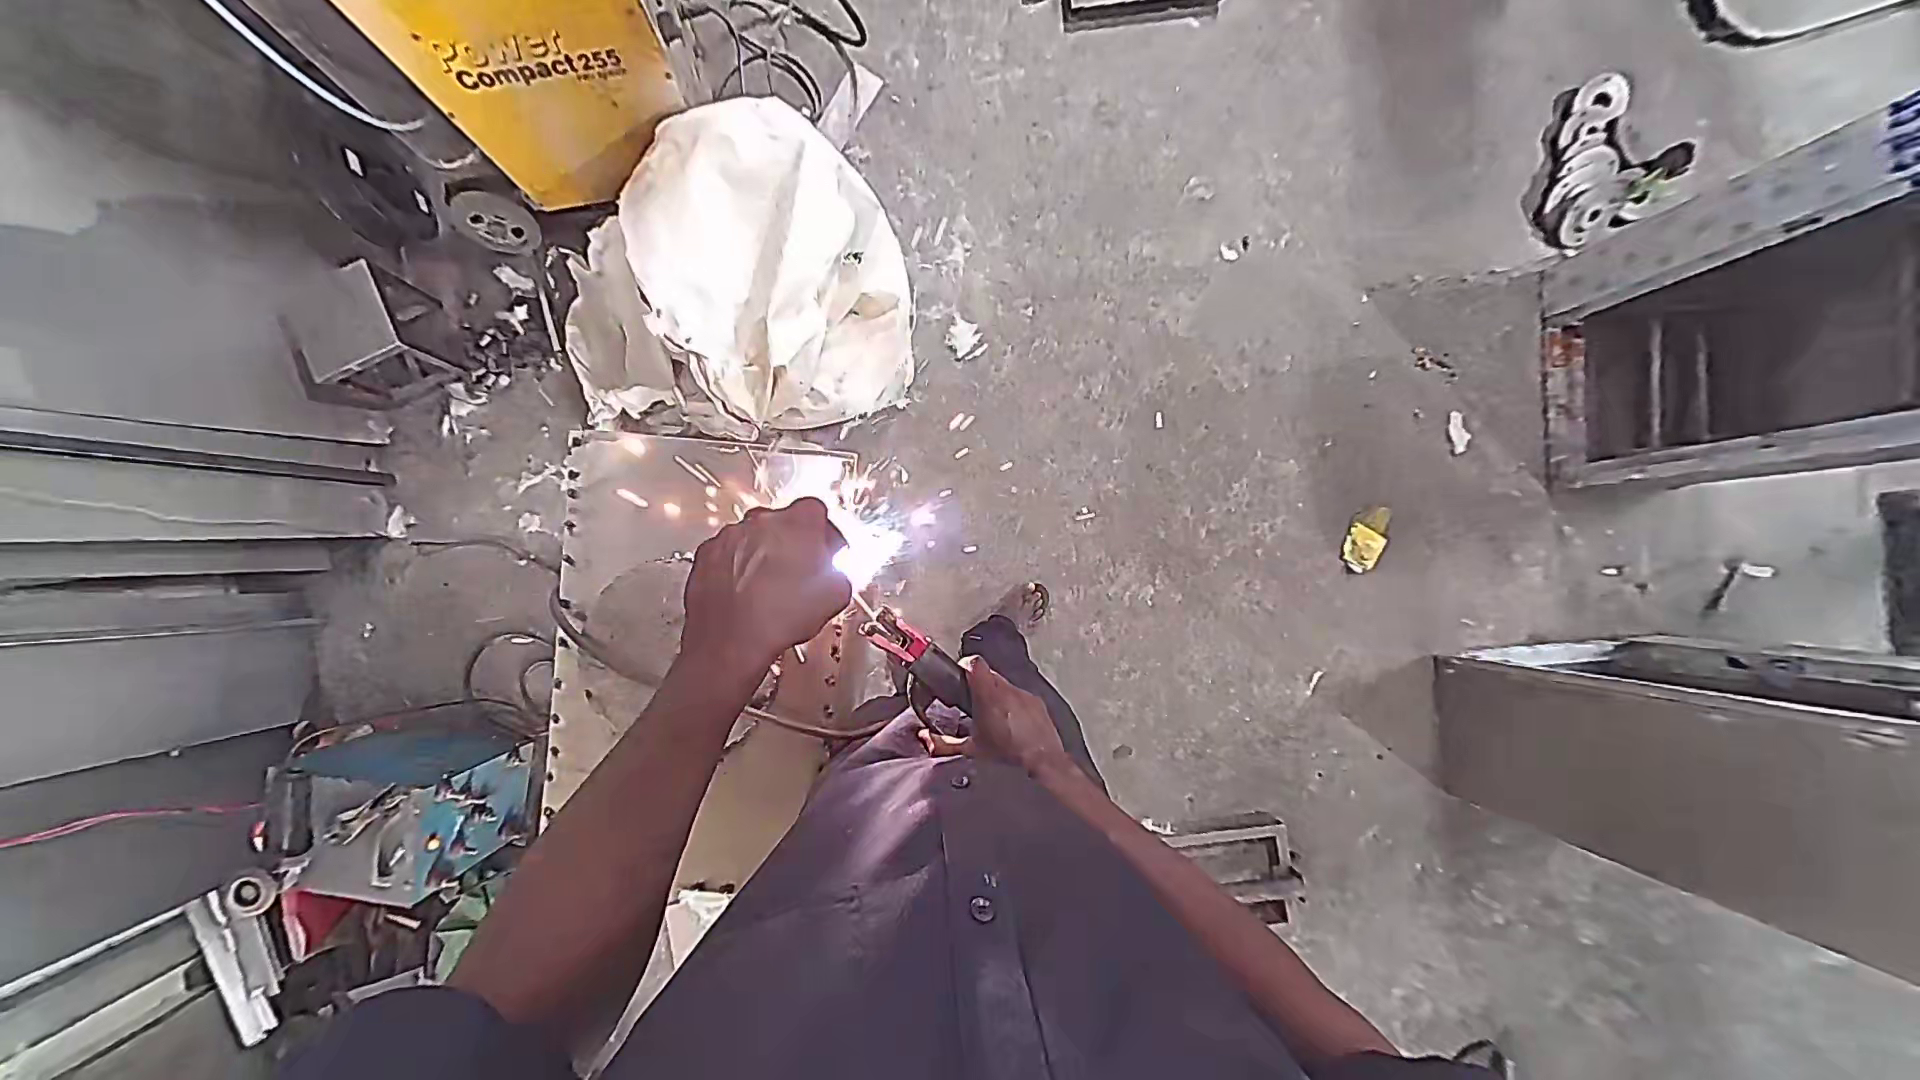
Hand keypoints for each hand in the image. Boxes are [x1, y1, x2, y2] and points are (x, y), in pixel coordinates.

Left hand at [680, 497, 850, 675]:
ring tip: (771, 589)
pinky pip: (728, 554)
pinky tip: (747, 594)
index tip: (827, 550)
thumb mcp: (835, 595)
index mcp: (799, 522)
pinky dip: (736, 568)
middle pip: (783, 522)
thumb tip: (836, 572)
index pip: (817, 511)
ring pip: (754, 537)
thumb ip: (840, 571)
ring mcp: (730, 535)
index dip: (824, 533)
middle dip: (793, 543)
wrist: (730, 642)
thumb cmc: (781, 617)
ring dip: (764, 555)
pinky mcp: (706, 554)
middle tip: (801, 572)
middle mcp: (762, 520)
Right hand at [920, 656, 1071, 777]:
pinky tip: (1012, 723)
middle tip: (974, 701)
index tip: (960, 672)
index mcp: (988, 696)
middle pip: (988, 674)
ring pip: (1004, 685)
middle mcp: (1007, 690)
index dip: (965, 664)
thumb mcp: (971, 750)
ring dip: (997, 695)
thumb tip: (925, 738)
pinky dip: (1013, 705)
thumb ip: (944, 743)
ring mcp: (1024, 694)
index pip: (974, 663)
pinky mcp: (1036, 702)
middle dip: (979, 684)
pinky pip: (1020, 696)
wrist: (1043, 762)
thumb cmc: (1007, 756)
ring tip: (994, 717)